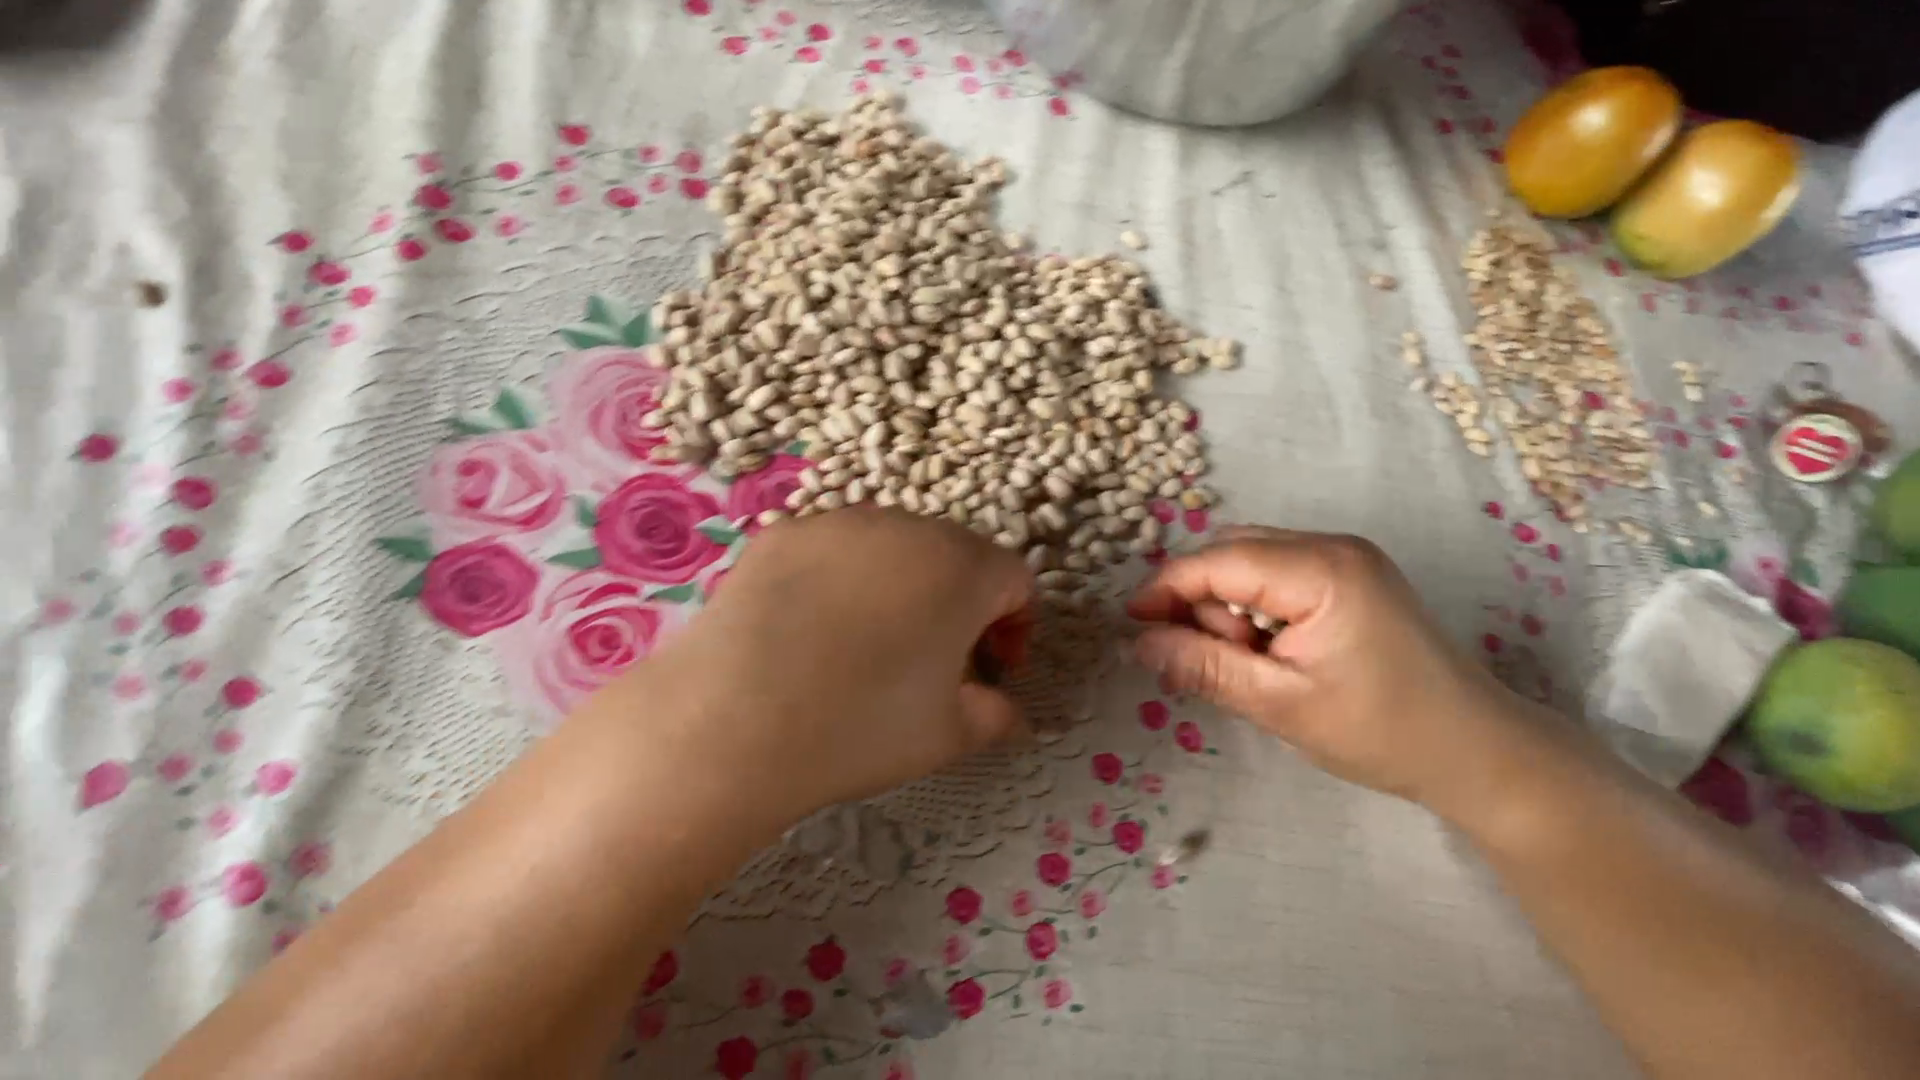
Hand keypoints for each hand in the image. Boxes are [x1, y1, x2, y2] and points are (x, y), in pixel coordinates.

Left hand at [604, 507, 1032, 827]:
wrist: (733, 723)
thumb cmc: (862, 728)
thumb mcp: (949, 735)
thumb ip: (996, 714)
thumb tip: (1006, 709)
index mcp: (963, 568)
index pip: (1014, 580)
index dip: (1013, 626)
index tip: (990, 670)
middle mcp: (906, 526)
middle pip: (955, 555)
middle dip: (959, 602)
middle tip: (935, 660)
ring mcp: (838, 523)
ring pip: (892, 547)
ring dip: (900, 585)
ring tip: (868, 644)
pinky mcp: (781, 534)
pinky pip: (833, 551)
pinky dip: (840, 580)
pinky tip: (811, 631)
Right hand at [1127, 527, 1547, 819]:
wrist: (1477, 750)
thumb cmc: (1381, 732)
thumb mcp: (1280, 704)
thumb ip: (1204, 666)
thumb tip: (1138, 643)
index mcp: (1321, 570)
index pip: (1217, 561)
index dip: (1166, 589)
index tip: (1130, 626)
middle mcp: (1332, 546)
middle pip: (1230, 551)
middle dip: (1201, 600)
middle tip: (1211, 659)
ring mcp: (1345, 557)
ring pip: (1250, 561)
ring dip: (1227, 606)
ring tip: (1250, 662)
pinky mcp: (1350, 576)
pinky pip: (1276, 575)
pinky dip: (1254, 607)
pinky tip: (1269, 651)